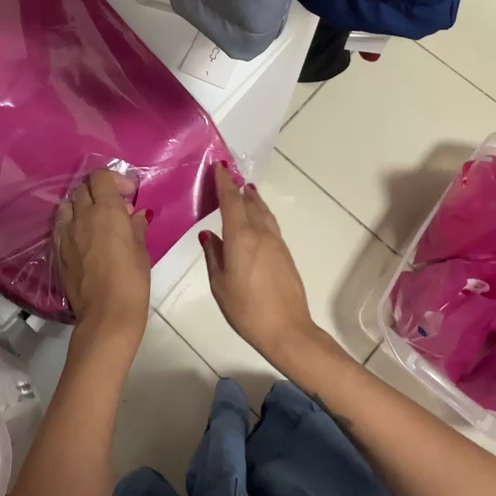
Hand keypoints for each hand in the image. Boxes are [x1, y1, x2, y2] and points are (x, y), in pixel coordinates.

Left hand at [55, 169, 150, 346]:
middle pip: (84, 189)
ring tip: (95, 220)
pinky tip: (82, 237)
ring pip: (68, 205)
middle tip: (115, 208)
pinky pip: (61, 226)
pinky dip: (71, 224)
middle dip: (99, 192)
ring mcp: (66, 233)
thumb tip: (135, 216)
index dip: (115, 179)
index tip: (128, 194)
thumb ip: (137, 227)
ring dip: (82, 206)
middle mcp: (82, 216)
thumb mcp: (141, 250)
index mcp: (106, 210)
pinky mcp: (58, 251)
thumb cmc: (131, 280)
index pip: (101, 177)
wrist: (106, 315)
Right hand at [200, 169, 330, 369]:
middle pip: (248, 202)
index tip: (219, 166)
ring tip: (244, 190)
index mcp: (241, 237)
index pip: (231, 201)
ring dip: (252, 198)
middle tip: (227, 175)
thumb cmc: (246, 309)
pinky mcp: (284, 253)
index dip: (223, 182)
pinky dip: (260, 213)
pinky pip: (270, 223)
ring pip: (263, 211)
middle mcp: (260, 233)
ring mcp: (276, 242)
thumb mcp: (220, 284)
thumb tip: (209, 236)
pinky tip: (256, 217)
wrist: (287, 329)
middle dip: (236, 188)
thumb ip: (214, 256)